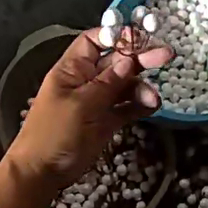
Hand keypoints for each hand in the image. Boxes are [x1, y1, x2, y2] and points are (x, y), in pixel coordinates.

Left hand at [8, 28, 171, 189]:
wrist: (42, 172)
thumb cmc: (54, 132)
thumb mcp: (80, 104)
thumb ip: (107, 83)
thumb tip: (129, 60)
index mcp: (72, 69)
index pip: (94, 41)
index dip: (116, 35)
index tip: (141, 36)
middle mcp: (87, 81)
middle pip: (116, 61)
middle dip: (139, 58)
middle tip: (166, 56)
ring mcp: (97, 102)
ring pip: (125, 85)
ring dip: (141, 87)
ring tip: (152, 98)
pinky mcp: (106, 121)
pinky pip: (127, 107)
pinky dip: (140, 105)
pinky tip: (151, 106)